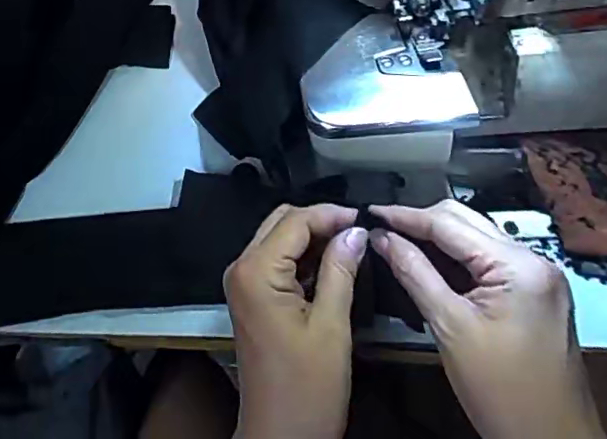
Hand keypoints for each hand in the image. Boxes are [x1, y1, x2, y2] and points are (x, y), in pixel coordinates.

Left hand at [223, 203, 366, 438]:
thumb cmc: (306, 390)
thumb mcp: (331, 327)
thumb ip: (341, 270)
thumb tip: (356, 231)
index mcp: (256, 270)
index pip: (294, 221)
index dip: (330, 214)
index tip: (364, 217)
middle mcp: (242, 267)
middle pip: (282, 222)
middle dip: (320, 221)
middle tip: (358, 231)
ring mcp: (243, 282)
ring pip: (279, 238)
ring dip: (312, 238)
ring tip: (350, 244)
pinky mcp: (251, 296)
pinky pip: (276, 260)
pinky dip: (302, 257)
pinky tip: (331, 264)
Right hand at [370, 201, 604, 438]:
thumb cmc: (504, 394)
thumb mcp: (450, 328)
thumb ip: (414, 272)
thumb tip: (381, 236)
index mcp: (518, 265)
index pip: (448, 223)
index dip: (405, 216)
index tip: (371, 212)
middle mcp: (533, 260)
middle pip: (464, 220)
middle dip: (420, 222)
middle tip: (382, 229)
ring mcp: (538, 276)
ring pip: (474, 237)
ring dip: (437, 239)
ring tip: (398, 242)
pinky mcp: (535, 293)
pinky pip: (487, 259)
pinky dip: (456, 259)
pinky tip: (429, 263)